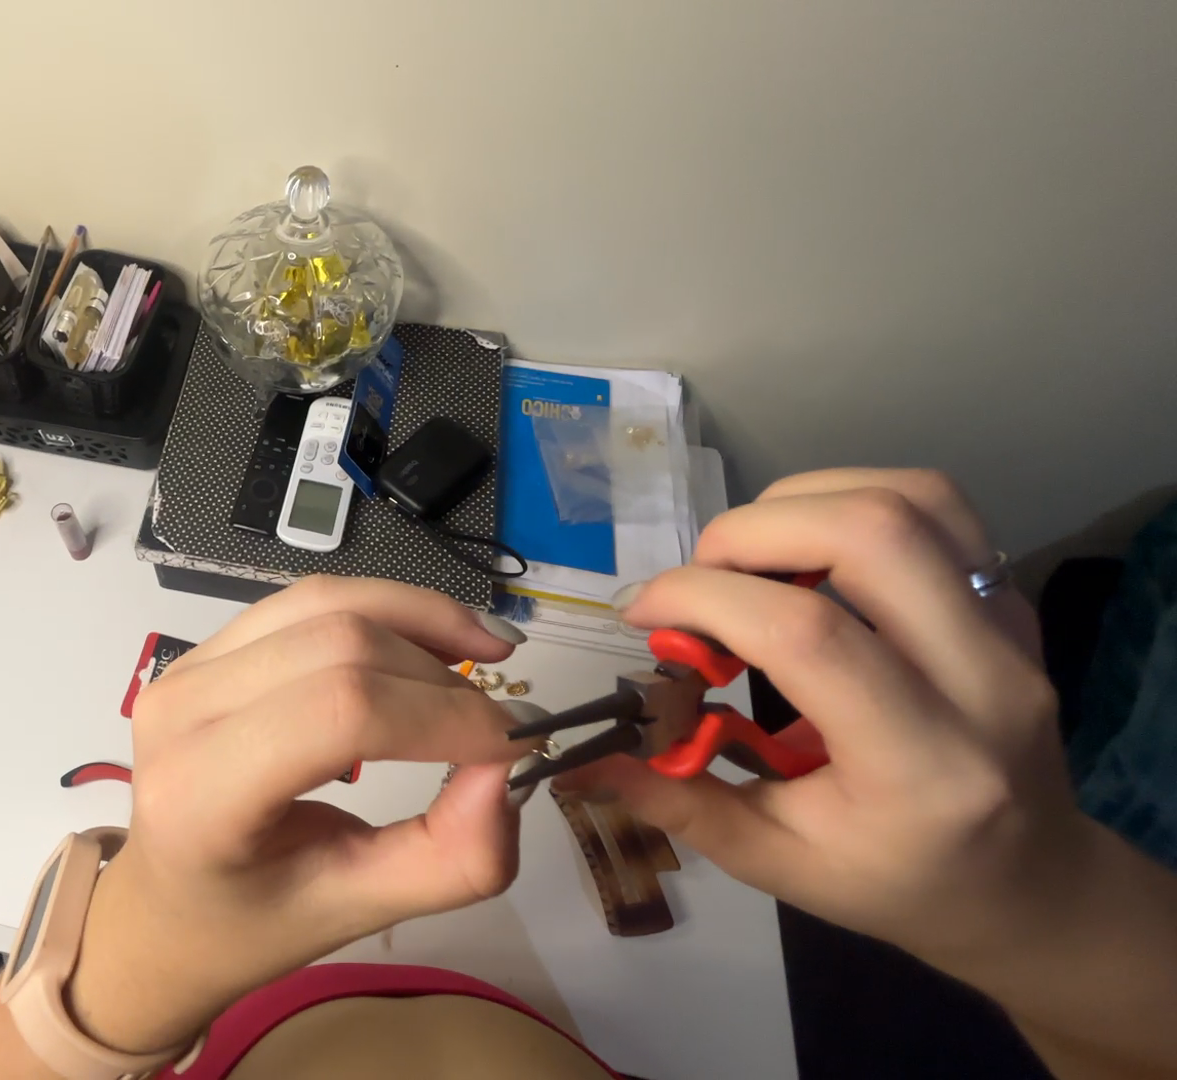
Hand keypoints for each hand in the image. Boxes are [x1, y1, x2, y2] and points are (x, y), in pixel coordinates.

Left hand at [64, 576, 532, 1052]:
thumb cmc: (248, 924)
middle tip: (497, 720)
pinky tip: (425, 639)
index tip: (513, 745)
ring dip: (416, 619)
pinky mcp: (204, 650)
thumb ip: (448, 858)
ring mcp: (185, 668)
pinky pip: (303, 604)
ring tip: (481, 654)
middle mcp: (181, 710)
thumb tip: (510, 771)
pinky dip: (378, 610)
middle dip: (437, 673)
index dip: (442, 715)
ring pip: (322, 603)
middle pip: (336, 643)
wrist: (162, 907)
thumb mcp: (352, 913)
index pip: (340, 713)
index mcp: (202, 793)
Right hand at [559, 469, 1086, 965]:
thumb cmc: (894, 879)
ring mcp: (1008, 630)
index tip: (642, 617)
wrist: (1033, 885)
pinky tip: (796, 546)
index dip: (700, 599)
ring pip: (907, 499)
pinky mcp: (1007, 600)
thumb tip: (579, 759)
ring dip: (793, 507)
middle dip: (743, 535)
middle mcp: (984, 680)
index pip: (804, 634)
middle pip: (868, 534)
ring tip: (744, 560)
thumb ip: (675, 803)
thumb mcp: (772, 862)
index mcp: (921, 764)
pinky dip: (841, 498)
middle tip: (697, 582)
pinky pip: (931, 503)